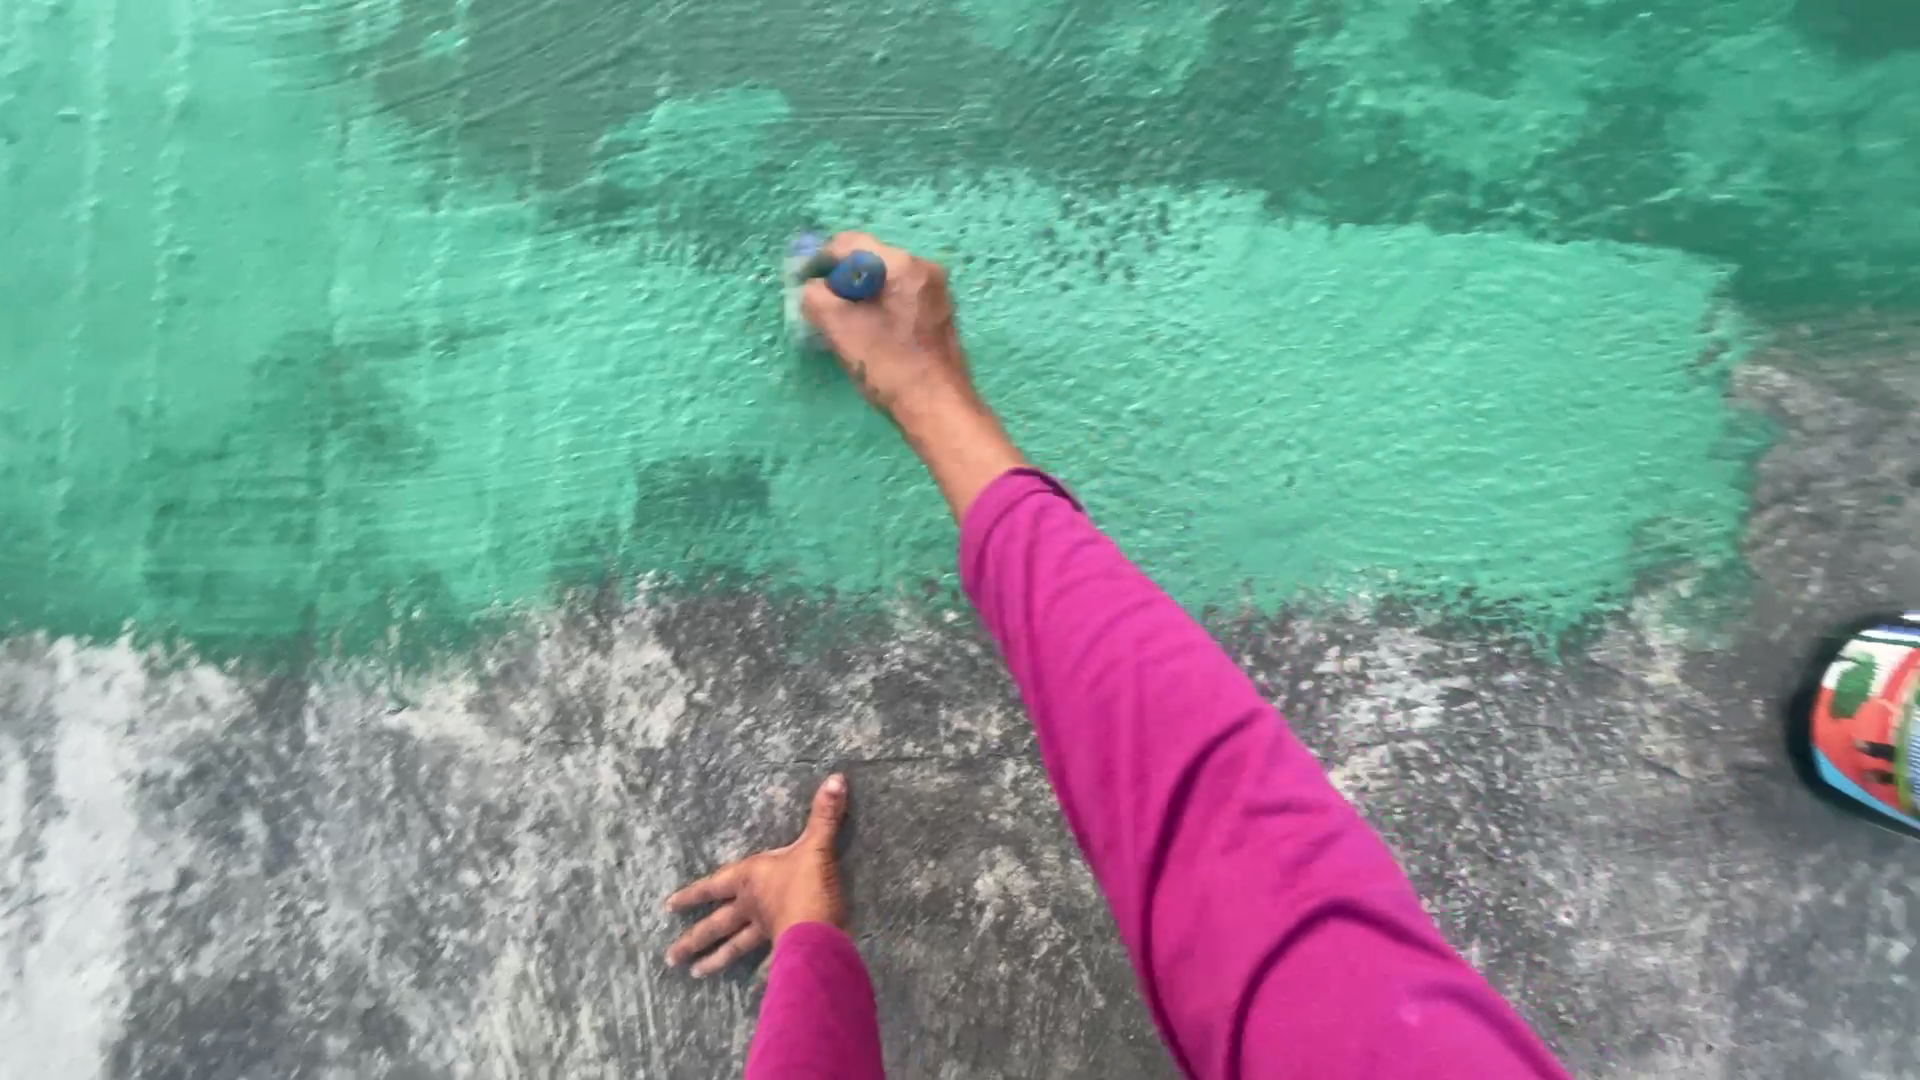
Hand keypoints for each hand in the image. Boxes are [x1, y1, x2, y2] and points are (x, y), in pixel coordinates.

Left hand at [663, 774, 850, 976]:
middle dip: (694, 938)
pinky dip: (763, 975)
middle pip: (717, 924)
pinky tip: (756, 988)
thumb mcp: (817, 843)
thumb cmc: (808, 883)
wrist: (820, 930)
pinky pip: (768, 964)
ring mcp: (765, 931)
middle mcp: (752, 906)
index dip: (692, 895)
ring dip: (715, 960)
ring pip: (735, 947)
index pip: (714, 886)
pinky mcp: (783, 949)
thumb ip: (825, 813)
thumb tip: (836, 777)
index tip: (667, 907)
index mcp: (751, 879)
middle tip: (670, 957)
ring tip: (694, 974)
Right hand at [802, 231, 1026, 520]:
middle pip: (869, 262)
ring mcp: (936, 294)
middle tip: (820, 307)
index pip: (848, 244)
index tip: (801, 283)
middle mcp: (925, 269)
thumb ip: (816, 296)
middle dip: (841, 281)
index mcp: (902, 264)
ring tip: (842, 324)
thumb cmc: (889, 366)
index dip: (818, 261)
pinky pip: (900, 300)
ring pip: (885, 283)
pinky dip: (880, 310)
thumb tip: (814, 288)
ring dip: (860, 297)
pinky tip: (869, 335)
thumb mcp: (839, 327)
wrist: (938, 408)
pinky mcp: (939, 317)